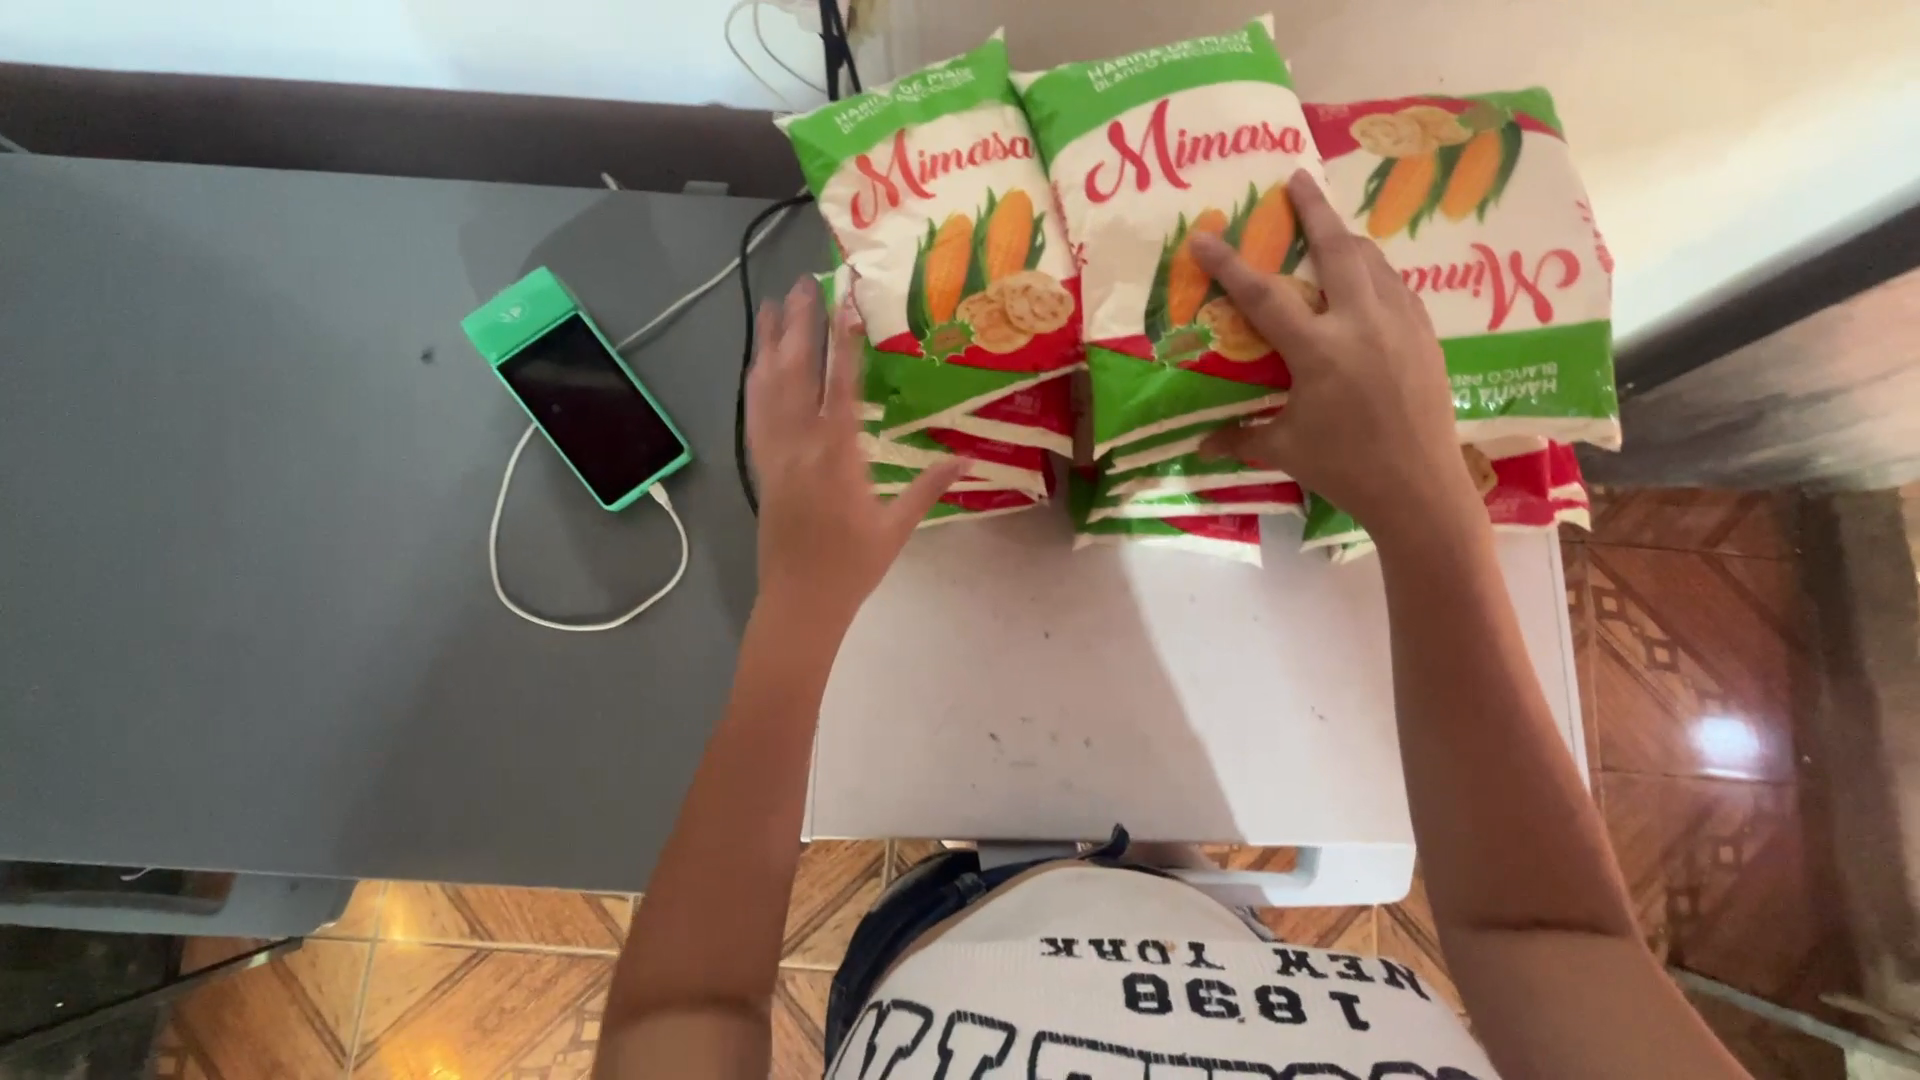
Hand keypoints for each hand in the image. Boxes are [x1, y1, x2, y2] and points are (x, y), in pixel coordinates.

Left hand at [746, 278, 965, 626]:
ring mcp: (774, 457)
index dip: (842, 341)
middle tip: (803, 283)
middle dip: (799, 326)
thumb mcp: (898, 528)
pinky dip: (754, 384)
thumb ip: (929, 487)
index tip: (844, 302)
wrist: (800, 601)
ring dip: (769, 344)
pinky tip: (756, 363)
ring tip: (773, 305)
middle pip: (795, 375)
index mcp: (837, 459)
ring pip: (766, 390)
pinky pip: (753, 417)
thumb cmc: (853, 567)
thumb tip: (967, 457)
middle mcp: (799, 448)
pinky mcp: (761, 468)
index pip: (839, 387)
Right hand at [1188, 170, 1481, 545]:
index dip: (1230, 265)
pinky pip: (1396, 286)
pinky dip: (1374, 272)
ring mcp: (1401, 323)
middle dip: (1314, 209)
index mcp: (1319, 351)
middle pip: (1336, 249)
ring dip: (1346, 239)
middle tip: (1297, 178)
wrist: (1420, 486)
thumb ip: (1240, 437)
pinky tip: (1366, 280)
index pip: (1264, 297)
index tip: (1203, 237)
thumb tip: (1199, 444)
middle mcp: (1362, 323)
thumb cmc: (1344, 468)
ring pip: (1374, 261)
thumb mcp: (1283, 450)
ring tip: (1328, 230)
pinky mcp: (1425, 334)